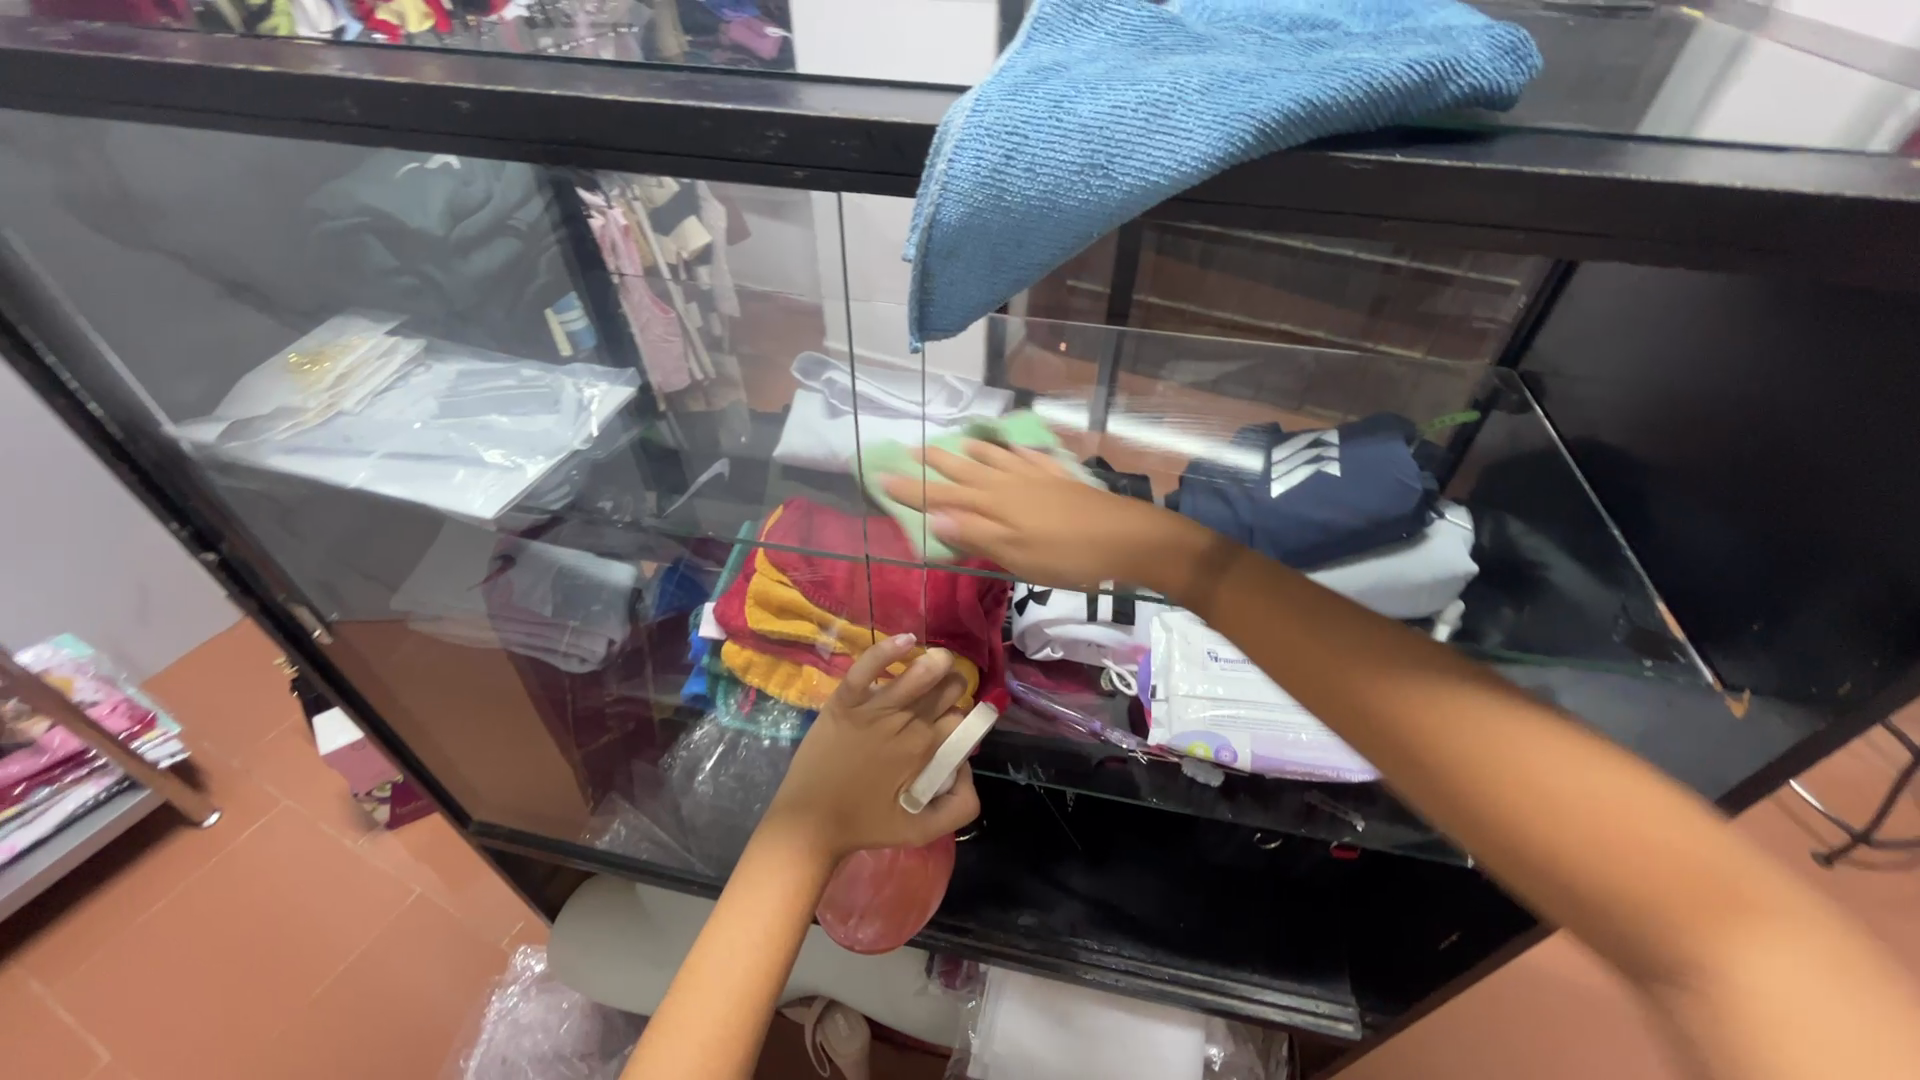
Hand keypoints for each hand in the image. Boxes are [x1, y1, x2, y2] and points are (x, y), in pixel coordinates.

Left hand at [762, 633, 980, 862]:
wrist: (809, 822)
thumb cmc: (865, 824)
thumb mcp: (923, 830)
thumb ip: (961, 805)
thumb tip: (968, 766)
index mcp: (926, 752)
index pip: (961, 720)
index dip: (963, 719)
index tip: (952, 727)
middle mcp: (906, 724)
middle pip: (948, 690)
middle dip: (954, 687)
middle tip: (944, 697)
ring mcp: (875, 709)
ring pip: (920, 672)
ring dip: (937, 663)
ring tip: (938, 663)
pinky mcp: (845, 700)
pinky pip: (869, 666)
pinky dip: (888, 650)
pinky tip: (907, 641)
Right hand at [880, 440, 1208, 592]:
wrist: (1129, 539)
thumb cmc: (1068, 556)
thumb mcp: (1016, 554)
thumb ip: (975, 533)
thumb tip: (934, 516)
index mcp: (994, 504)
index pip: (943, 495)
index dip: (913, 489)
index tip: (883, 477)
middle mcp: (1010, 484)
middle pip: (966, 469)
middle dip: (936, 462)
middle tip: (909, 449)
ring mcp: (1038, 478)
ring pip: (996, 459)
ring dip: (972, 451)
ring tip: (956, 441)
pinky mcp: (1062, 480)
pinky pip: (1031, 459)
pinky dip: (1016, 452)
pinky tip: (1015, 449)